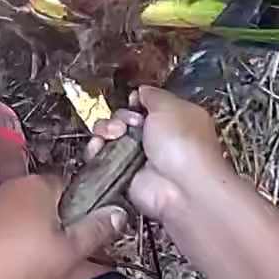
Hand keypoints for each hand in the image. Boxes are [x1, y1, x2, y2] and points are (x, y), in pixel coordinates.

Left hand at [0, 174, 125, 278]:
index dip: (85, 208)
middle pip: (47, 202)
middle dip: (58, 227)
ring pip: (24, 217)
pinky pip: (2, 230)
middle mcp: (13, 186)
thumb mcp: (67, 253)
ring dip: (33, 239)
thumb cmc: (16, 264)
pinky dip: (10, 246)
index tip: (89, 236)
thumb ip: (95, 230)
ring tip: (35, 272)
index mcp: (40, 185)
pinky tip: (9, 273)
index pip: (73, 185)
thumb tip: (119, 211)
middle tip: (64, 260)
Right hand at [90, 86, 234, 221]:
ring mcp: (138, 157)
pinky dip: (95, 148)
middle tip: (128, 124)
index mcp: (172, 120)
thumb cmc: (183, 143)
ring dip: (105, 129)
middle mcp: (155, 139)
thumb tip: (141, 91)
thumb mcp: (170, 105)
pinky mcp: (122, 173)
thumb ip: (152, 94)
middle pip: (123, 118)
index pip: (144, 105)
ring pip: (109, 134)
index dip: (135, 102)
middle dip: (120, 116)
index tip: (134, 103)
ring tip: (114, 135)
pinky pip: (100, 156)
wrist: (180, 187)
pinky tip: (100, 145)